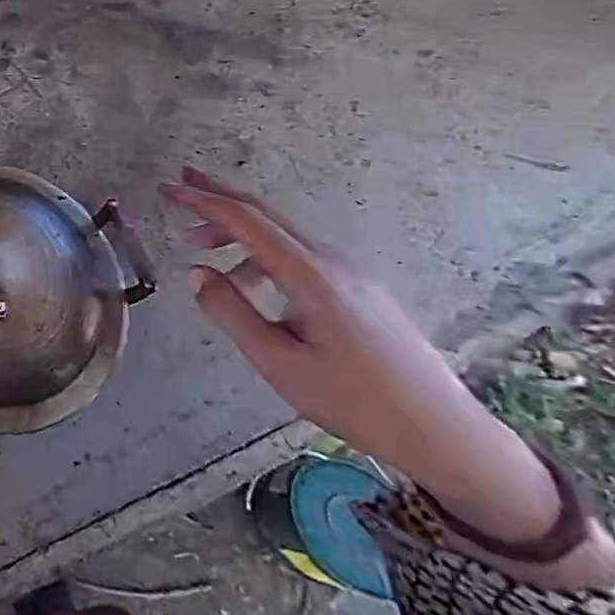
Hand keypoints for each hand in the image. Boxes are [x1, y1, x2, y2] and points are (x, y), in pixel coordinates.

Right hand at [161, 168, 614, 587]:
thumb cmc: (357, 402)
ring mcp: (348, 271)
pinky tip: (249, 283)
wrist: (444, 430)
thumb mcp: (281, 365)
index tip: (170, 189)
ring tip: (200, 245)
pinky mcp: (357, 287)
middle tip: (180, 184)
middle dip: (219, 196)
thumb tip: (195, 272)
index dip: (203, 201)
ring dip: (238, 231)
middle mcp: (330, 260)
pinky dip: (262, 255)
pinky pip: (299, 256)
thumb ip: (233, 314)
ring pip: (282, 235)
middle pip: (266, 214)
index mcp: (310, 275)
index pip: (246, 221)